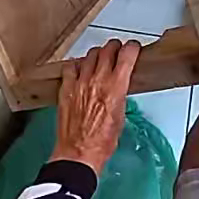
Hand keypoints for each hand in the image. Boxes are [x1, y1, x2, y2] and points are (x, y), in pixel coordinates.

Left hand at [53, 39, 142, 173]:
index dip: (132, 47)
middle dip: (114, 46)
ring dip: (97, 54)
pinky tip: (79, 69)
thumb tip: (119, 86)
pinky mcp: (66, 88)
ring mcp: (79, 82)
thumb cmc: (103, 140)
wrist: (79, 152)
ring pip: (89, 55)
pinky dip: (76, 64)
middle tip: (116, 49)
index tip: (133, 47)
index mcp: (115, 87)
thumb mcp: (121, 115)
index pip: (126, 55)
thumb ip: (119, 94)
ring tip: (99, 58)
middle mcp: (97, 80)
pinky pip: (70, 66)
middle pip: (107, 50)